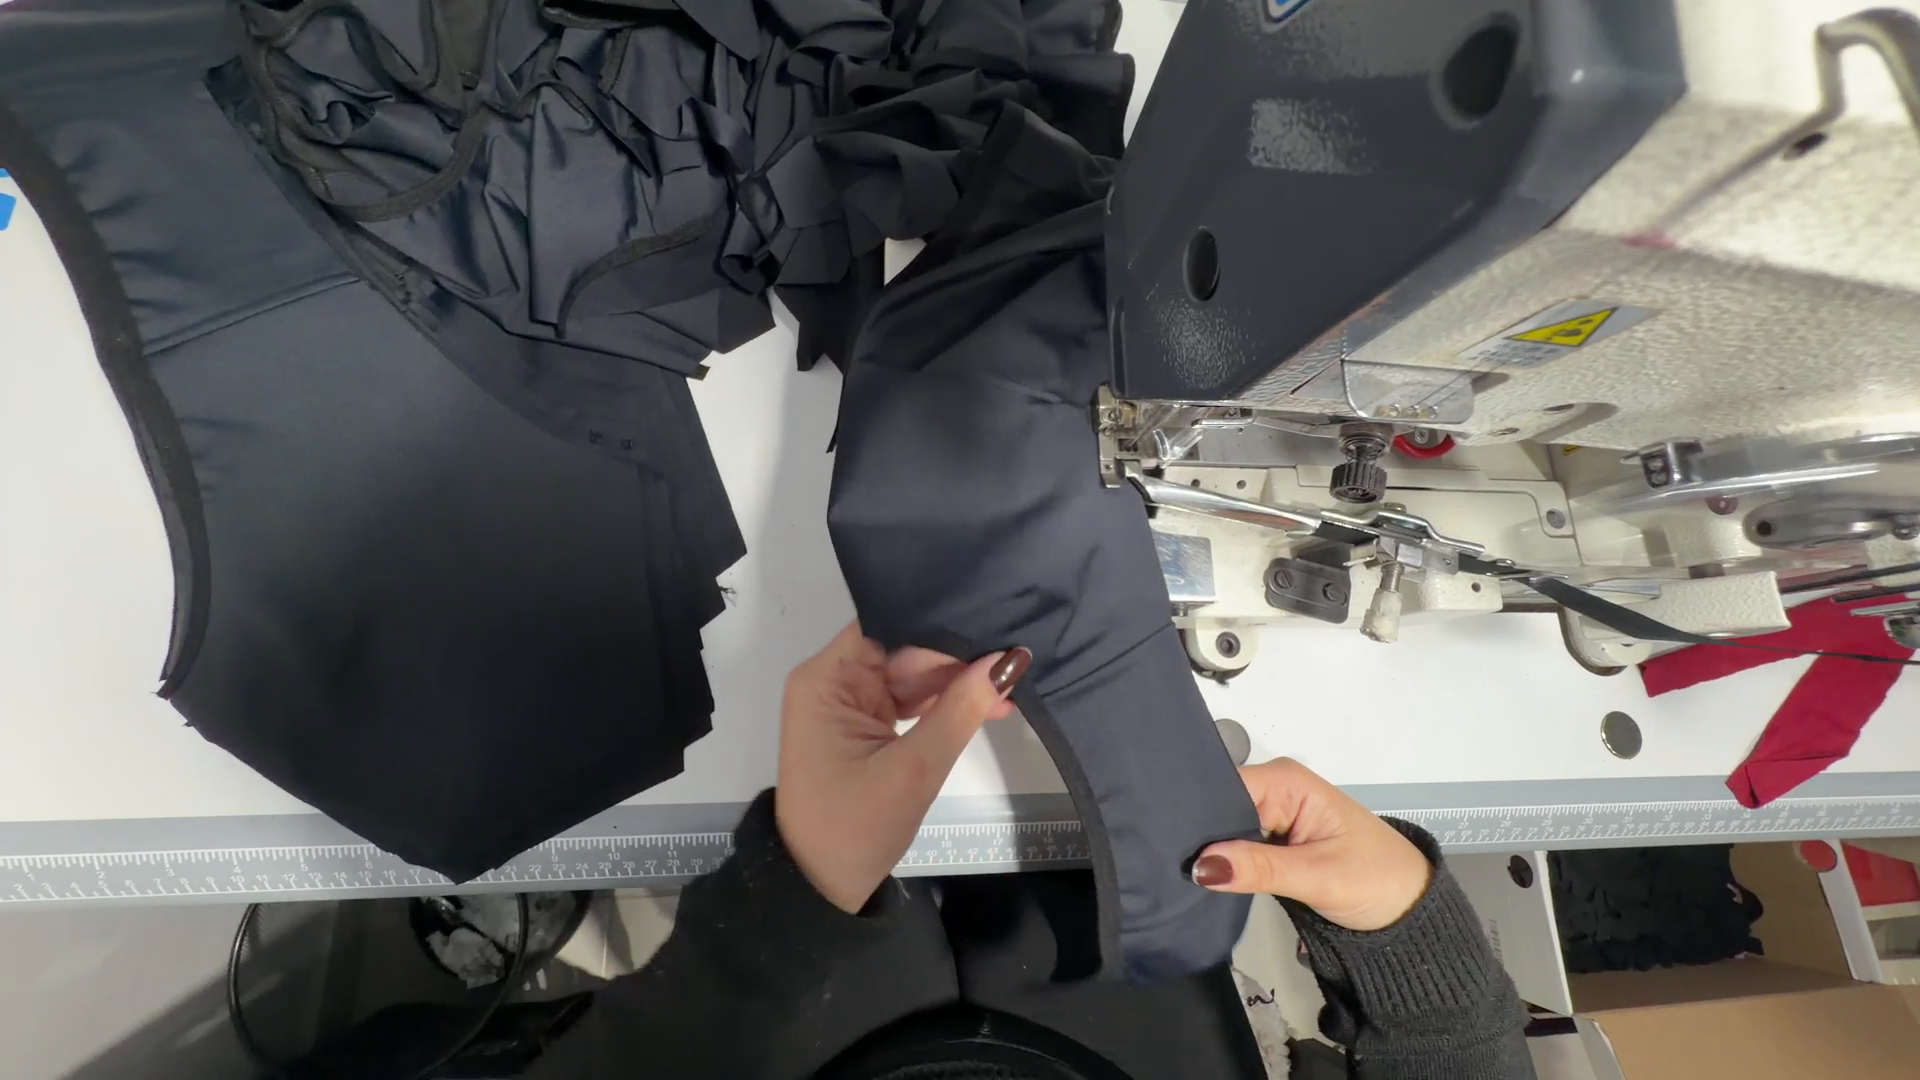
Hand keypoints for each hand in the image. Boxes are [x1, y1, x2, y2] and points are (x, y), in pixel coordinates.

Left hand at [775, 623, 1030, 912]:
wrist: (819, 891)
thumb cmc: (856, 827)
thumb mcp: (915, 768)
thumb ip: (962, 709)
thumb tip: (1010, 660)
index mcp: (827, 677)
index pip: (890, 629)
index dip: (940, 629)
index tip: (993, 629)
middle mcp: (833, 679)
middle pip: (903, 649)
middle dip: (956, 659)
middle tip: (1016, 660)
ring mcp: (847, 702)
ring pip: (911, 674)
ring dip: (956, 683)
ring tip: (1012, 685)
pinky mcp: (862, 723)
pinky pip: (908, 700)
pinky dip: (943, 705)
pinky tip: (987, 704)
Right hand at [1190, 757, 1431, 931]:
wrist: (1412, 913)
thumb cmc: (1376, 882)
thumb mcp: (1317, 877)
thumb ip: (1259, 868)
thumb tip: (1202, 865)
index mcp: (1287, 780)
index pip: (1227, 787)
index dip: (1201, 812)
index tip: (1174, 840)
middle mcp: (1275, 787)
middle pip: (1221, 803)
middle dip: (1203, 833)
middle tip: (1174, 860)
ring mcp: (1272, 810)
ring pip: (1225, 824)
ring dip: (1212, 848)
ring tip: (1184, 867)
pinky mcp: (1271, 834)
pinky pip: (1236, 839)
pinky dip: (1225, 857)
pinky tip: (1205, 870)